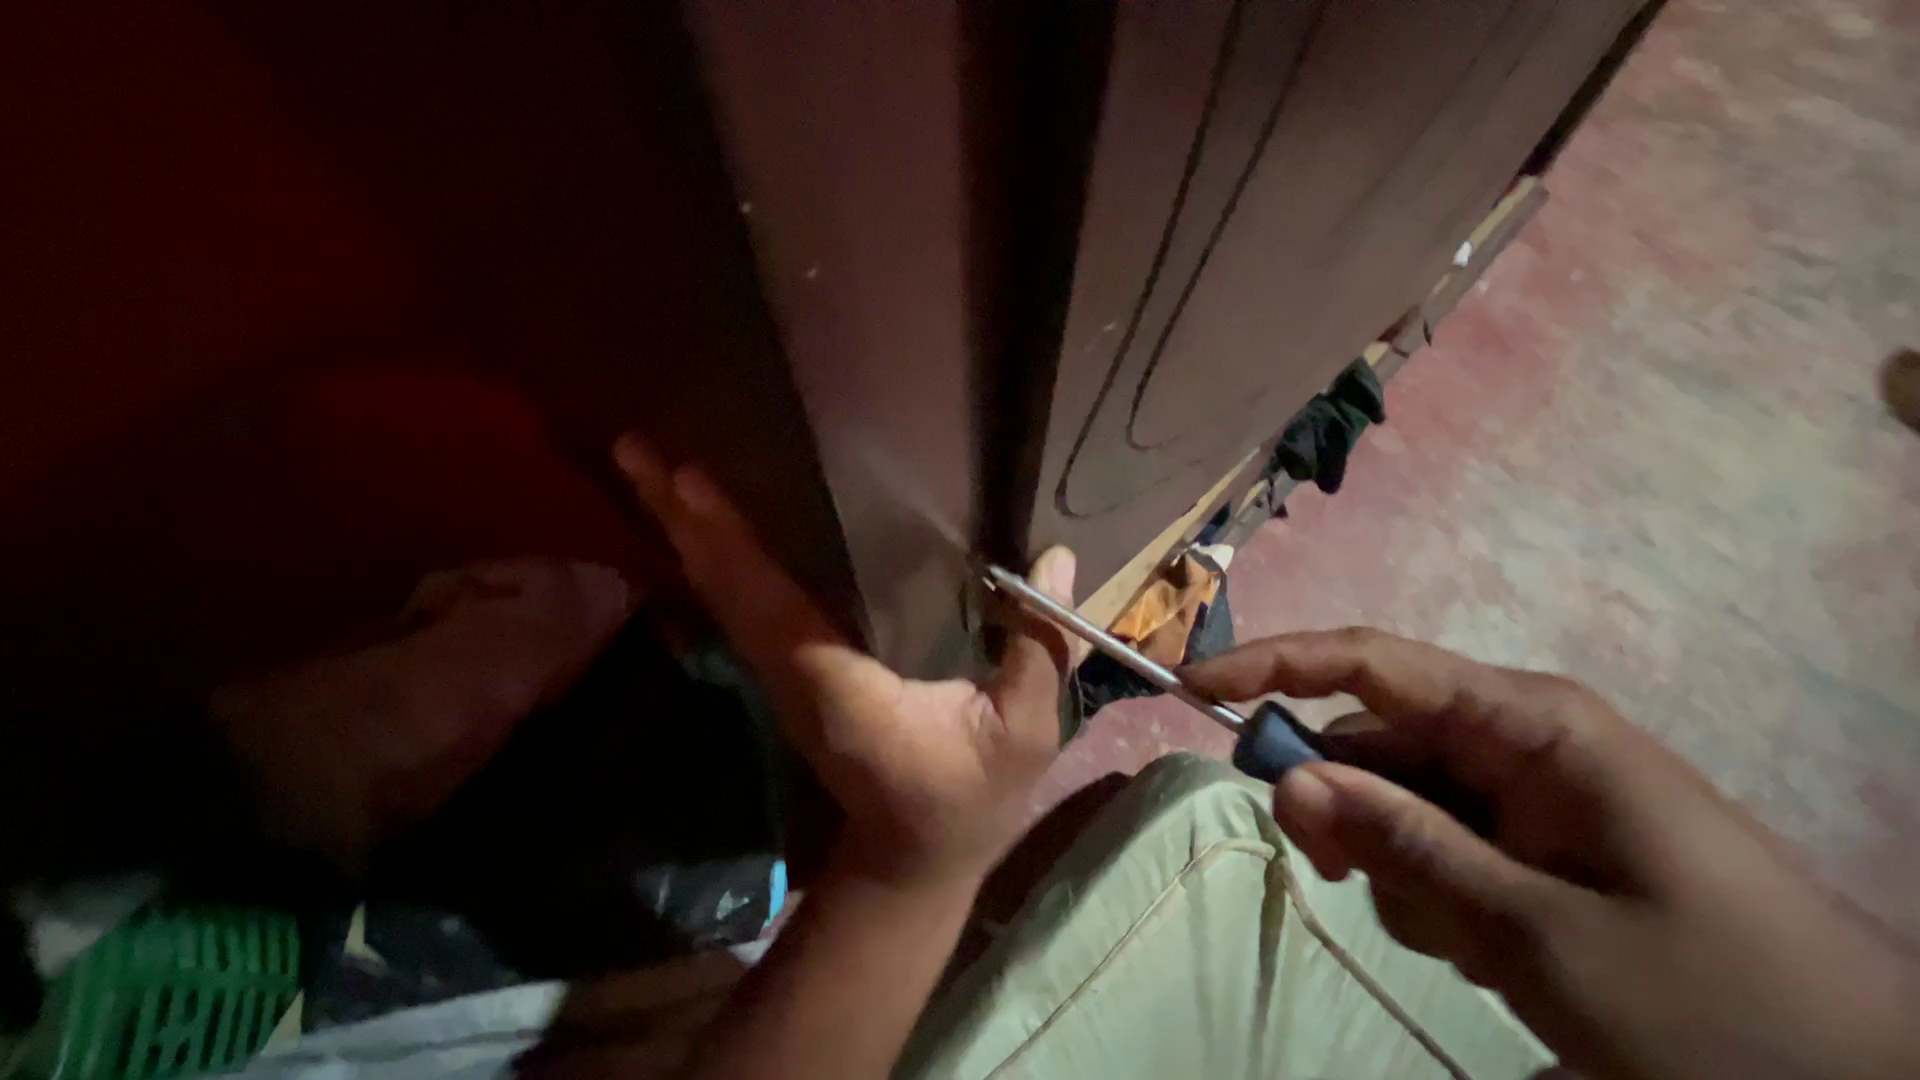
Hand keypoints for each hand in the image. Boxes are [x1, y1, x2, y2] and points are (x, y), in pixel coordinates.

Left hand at [614, 435, 1075, 888]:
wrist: (912, 856)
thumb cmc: (967, 796)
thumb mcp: (1023, 734)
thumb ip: (1040, 650)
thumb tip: (1057, 558)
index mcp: (840, 686)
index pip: (773, 607)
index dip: (732, 545)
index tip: (690, 482)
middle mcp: (794, 675)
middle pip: (726, 591)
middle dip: (680, 521)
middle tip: (634, 451)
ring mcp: (784, 676)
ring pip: (723, 597)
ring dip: (685, 534)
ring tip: (649, 471)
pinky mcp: (789, 673)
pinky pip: (741, 606)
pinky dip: (714, 559)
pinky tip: (697, 525)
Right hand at [1185, 628, 1919, 1079]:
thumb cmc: (1718, 1007)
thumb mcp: (1540, 935)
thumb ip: (1403, 847)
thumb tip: (1287, 780)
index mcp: (1530, 723)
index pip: (1369, 662)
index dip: (1272, 665)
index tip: (1189, 685)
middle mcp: (1519, 737)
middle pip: (1372, 737)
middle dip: (1339, 801)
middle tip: (1334, 872)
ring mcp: (1525, 792)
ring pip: (1395, 799)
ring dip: (1391, 865)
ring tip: (1463, 939)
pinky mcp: (1531, 842)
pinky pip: (1433, 842)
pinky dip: (1425, 892)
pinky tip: (1482, 944)